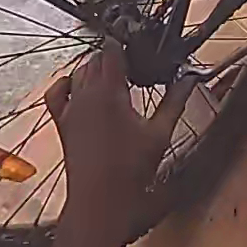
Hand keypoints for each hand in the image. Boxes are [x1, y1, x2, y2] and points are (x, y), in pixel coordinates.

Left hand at [47, 41, 191, 236]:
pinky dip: (67, 83)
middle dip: (114, 56)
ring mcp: (71, 108)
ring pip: (79, 72)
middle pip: (96, 59)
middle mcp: (85, 94)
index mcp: (109, 91)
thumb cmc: (131, 169)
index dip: (124, 43)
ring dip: (96, 68)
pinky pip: (57, 92)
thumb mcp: (160, 133)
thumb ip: (175, 101)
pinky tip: (80, 86)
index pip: (112, 51)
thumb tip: (189, 78)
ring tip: (117, 77)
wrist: (99, 202)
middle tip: (136, 64)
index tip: (138, 44)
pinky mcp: (62, 122)